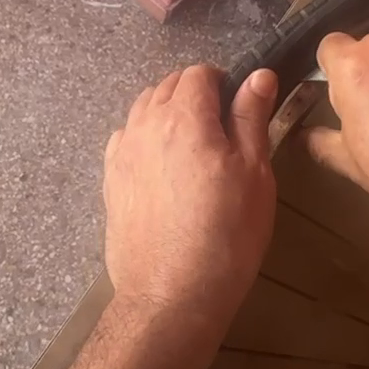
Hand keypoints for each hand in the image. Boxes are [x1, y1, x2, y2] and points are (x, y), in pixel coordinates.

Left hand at [103, 65, 277, 331]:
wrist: (171, 295)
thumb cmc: (226, 233)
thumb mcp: (254, 173)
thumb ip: (251, 117)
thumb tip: (259, 75)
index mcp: (184, 117)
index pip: (198, 73)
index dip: (223, 82)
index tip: (239, 108)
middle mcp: (146, 123)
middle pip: (168, 84)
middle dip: (196, 93)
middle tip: (223, 128)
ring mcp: (123, 151)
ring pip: (144, 106)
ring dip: (168, 110)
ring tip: (193, 145)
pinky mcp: (110, 178)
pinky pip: (126, 136)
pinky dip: (145, 134)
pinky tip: (162, 163)